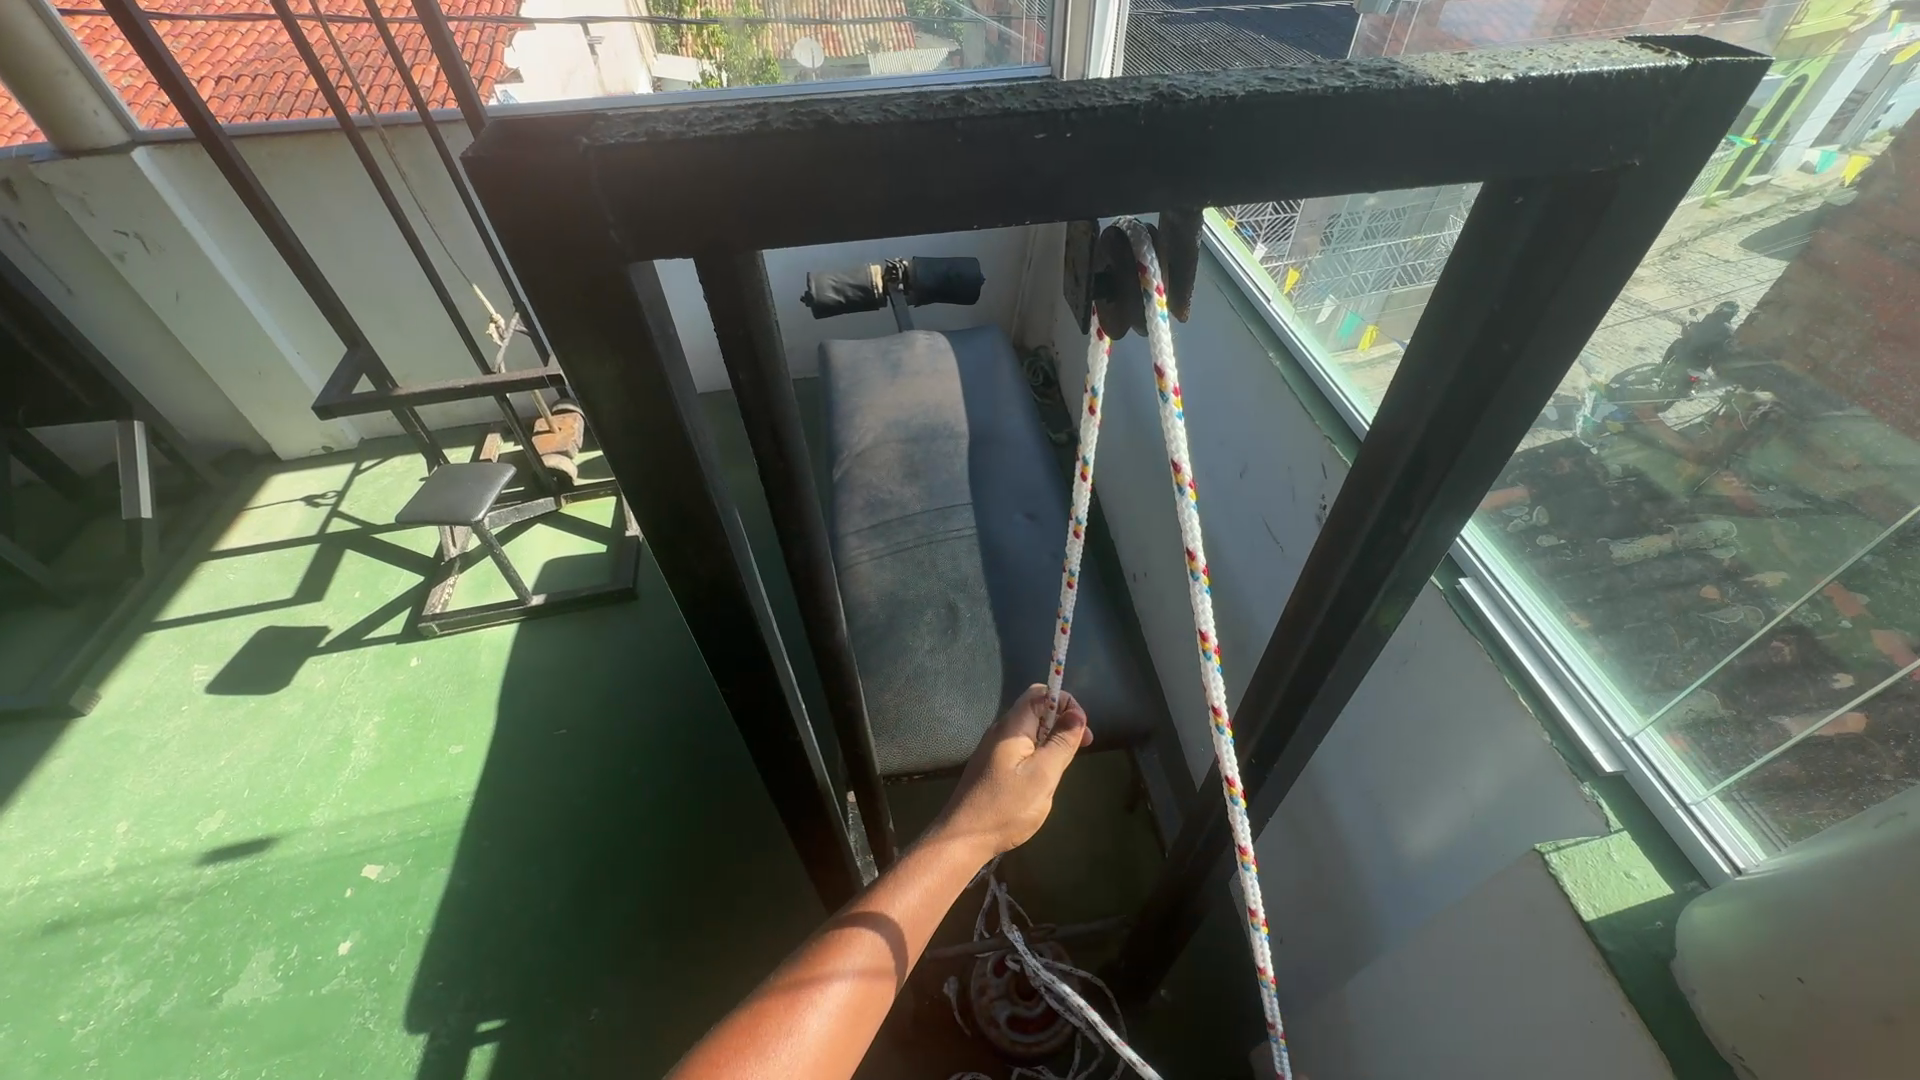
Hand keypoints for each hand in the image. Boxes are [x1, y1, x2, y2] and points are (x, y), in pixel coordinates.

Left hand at [928, 685, 1092, 860]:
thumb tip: (1076, 714)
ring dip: (1051, 742)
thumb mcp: (1043, 775)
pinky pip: (1021, 749)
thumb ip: (1061, 743)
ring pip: (1031, 732)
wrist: (964, 837)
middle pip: (1037, 710)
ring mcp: (995, 748)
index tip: (1082, 730)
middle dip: (1062, 724)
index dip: (1065, 703)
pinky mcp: (993, 765)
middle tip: (1080, 749)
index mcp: (1012, 726)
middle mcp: (1001, 731)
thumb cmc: (1006, 807)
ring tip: (1061, 769)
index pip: (1040, 693)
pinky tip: (1043, 779)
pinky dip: (1039, 756)